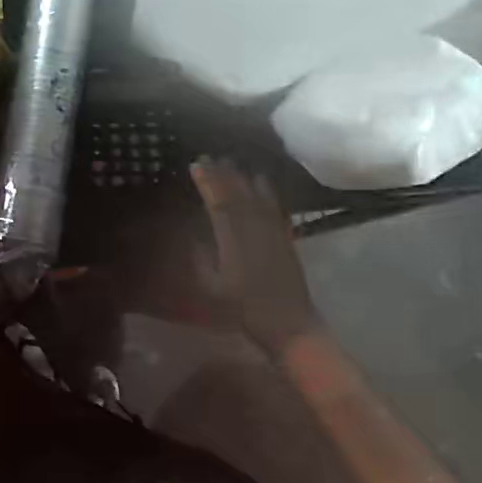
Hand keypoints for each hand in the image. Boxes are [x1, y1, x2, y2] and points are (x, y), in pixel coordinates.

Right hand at [192, 157, 321, 349]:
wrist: (290, 325)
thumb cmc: (246, 311)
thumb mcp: (213, 289)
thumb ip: (201, 261)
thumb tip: (192, 238)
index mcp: (234, 241)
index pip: (219, 203)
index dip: (208, 182)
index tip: (196, 165)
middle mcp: (255, 230)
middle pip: (239, 194)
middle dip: (224, 174)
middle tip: (211, 157)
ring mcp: (274, 233)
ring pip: (258, 197)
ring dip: (244, 177)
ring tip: (233, 162)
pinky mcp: (287, 239)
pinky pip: (276, 208)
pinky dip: (267, 192)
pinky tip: (263, 182)